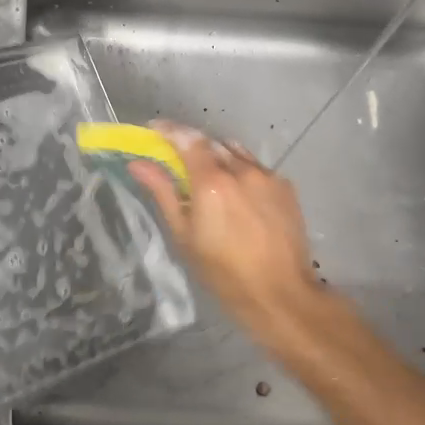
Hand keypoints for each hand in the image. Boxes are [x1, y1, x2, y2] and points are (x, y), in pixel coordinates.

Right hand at [129, 120, 327, 338]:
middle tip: (180, 163)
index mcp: (212, 182)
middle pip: (212, 144)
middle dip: (193, 147)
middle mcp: (241, 171)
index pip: (188, 139)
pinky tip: (240, 196)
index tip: (154, 130)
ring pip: (236, 153)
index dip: (169, 130)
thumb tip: (138, 164)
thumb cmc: (223, 272)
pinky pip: (257, 168)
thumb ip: (163, 192)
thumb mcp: (184, 235)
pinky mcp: (286, 187)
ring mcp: (267, 177)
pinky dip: (242, 172)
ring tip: (212, 180)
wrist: (281, 294)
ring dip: (219, 158)